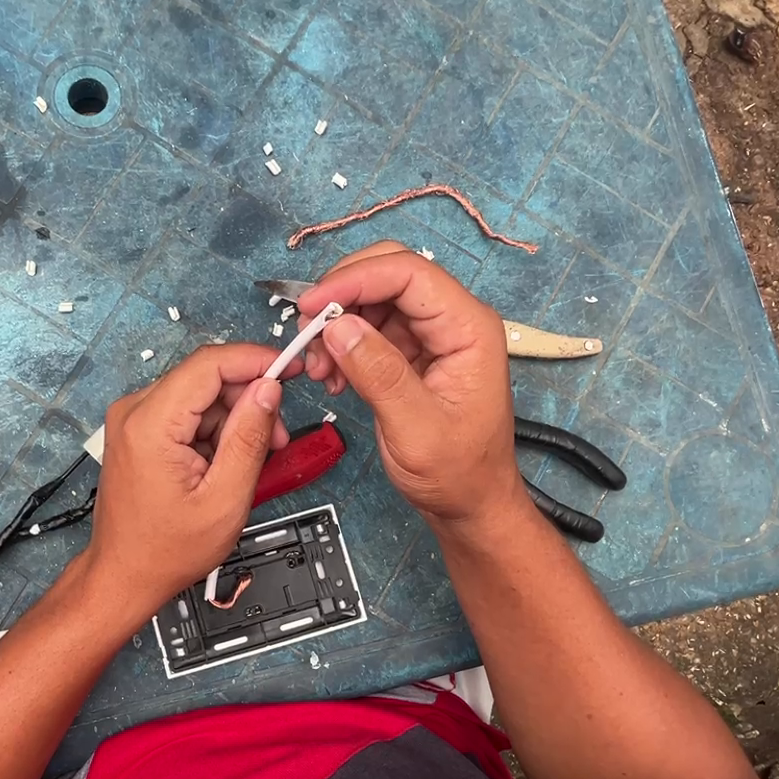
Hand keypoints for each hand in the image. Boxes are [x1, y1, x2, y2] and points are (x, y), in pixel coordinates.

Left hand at [83, 345, 291, 611]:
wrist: (124, 575)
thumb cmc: (165, 550)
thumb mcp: (225, 498)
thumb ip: (249, 437)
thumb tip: (268, 388)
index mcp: (150, 424)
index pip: (209, 364)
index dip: (256, 360)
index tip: (290, 368)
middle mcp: (134, 412)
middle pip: (206, 377)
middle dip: (249, 399)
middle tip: (277, 435)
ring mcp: (133, 420)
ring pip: (200, 396)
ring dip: (234, 419)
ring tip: (253, 458)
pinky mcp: (139, 431)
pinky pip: (187, 413)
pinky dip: (214, 431)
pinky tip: (227, 461)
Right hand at [298, 241, 523, 527]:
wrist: (470, 504)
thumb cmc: (457, 473)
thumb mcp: (415, 428)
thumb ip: (378, 373)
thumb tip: (338, 327)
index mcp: (467, 329)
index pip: (408, 274)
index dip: (355, 279)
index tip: (311, 306)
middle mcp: (451, 322)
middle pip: (390, 275)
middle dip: (342, 295)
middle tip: (308, 331)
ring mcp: (430, 336)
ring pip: (373, 301)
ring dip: (337, 326)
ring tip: (320, 369)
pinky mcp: (410, 354)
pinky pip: (369, 331)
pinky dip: (343, 347)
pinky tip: (333, 378)